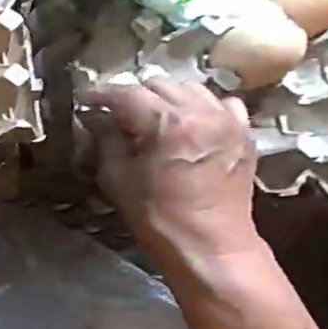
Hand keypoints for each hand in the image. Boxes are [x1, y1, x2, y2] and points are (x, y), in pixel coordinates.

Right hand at [82, 78, 261, 267]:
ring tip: (150, 117)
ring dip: (165, 98)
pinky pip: (220, 103)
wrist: (210, 244)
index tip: (84, 100)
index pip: (126, 93)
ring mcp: (228, 120)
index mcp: (167, 124)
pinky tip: (187, 124)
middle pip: (159, 84)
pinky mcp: (243, 133)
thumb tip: (99, 119)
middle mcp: (202, 112)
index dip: (100, 94)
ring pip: (189, 88)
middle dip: (133, 96)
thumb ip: (106, 140)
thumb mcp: (116, 178)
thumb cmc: (157, 216)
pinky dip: (199, 107)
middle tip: (116, 114)